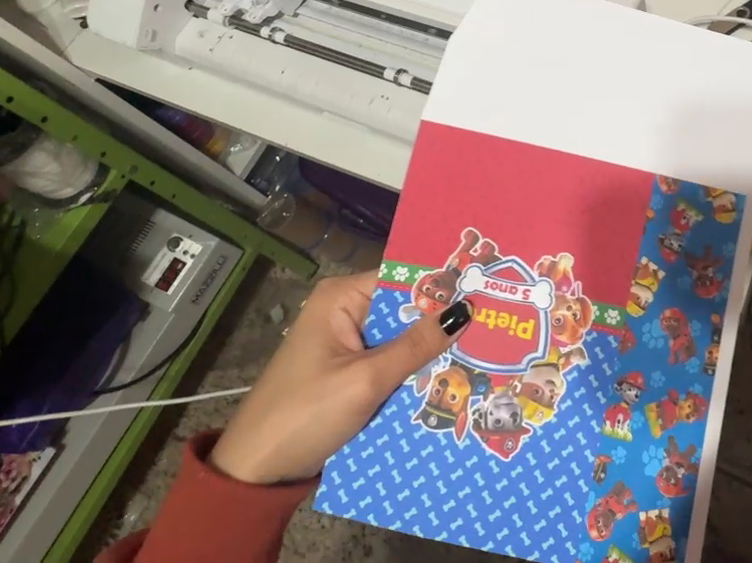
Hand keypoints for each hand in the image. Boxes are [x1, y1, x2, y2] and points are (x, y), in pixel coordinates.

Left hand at [209, 272, 469, 484]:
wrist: (255, 473)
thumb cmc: (305, 414)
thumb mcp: (365, 380)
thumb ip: (416, 346)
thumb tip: (465, 310)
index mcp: (341, 297)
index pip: (402, 278)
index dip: (442, 284)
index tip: (486, 288)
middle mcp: (345, 311)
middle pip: (405, 308)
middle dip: (442, 320)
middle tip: (496, 321)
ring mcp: (348, 344)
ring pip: (402, 338)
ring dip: (431, 350)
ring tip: (486, 347)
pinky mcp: (351, 372)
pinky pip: (392, 362)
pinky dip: (415, 371)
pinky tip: (452, 376)